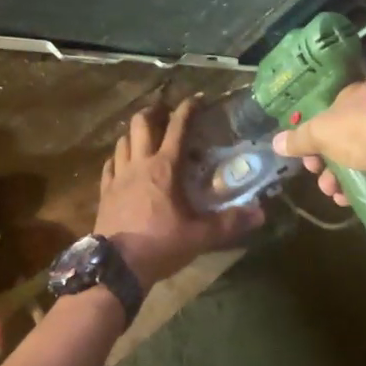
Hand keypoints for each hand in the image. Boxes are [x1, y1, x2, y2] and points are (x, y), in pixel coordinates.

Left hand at [94, 99, 264, 288]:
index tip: (197, 99)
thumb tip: (260, 213)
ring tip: (144, 136)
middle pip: (141, 123)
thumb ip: (229, 222)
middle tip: (164, 112)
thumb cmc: (160, 244)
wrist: (116, 267)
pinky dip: (117, 157)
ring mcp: (119, 177)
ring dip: (134, 133)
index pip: (178, 127)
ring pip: (123, 141)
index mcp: (165, 167)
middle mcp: (140, 164)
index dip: (188, 109)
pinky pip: (109, 164)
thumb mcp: (199, 235)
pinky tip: (122, 163)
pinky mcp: (105, 192)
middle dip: (153, 112)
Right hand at [271, 82, 365, 204]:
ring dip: (338, 175)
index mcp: (356, 92)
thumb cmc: (359, 131)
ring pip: (356, 153)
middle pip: (340, 133)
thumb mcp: (320, 133)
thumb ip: (298, 138)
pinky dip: (358, 182)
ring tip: (331, 192)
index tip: (304, 150)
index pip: (329, 107)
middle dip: (324, 158)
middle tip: (315, 172)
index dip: (313, 130)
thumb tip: (275, 143)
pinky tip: (348, 199)